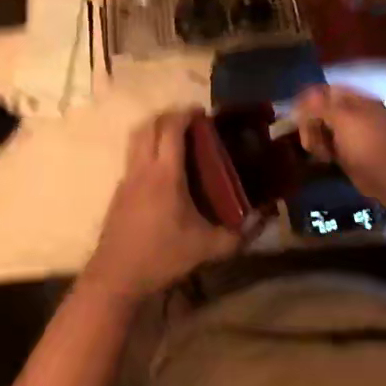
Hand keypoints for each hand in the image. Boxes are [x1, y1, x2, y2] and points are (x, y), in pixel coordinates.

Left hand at [82, 111, 242, 303]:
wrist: (118, 273)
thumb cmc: (164, 256)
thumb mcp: (209, 248)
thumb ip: (241, 232)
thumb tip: (267, 216)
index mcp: (164, 174)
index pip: (171, 129)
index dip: (185, 114)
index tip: (202, 112)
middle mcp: (142, 168)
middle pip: (149, 125)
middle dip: (168, 116)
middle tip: (190, 121)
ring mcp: (126, 177)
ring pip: (136, 138)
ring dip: (154, 128)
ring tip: (176, 136)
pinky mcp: (119, 189)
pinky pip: (132, 156)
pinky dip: (146, 147)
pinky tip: (161, 166)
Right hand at [293, 86, 385, 201]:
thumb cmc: (367, 146)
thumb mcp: (343, 120)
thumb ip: (321, 105)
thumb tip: (305, 95)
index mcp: (359, 101)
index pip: (327, 91)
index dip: (309, 99)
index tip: (296, 114)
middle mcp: (356, 113)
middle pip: (322, 109)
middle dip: (311, 123)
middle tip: (308, 138)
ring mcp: (354, 133)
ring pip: (323, 127)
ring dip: (315, 137)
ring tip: (318, 152)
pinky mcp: (351, 150)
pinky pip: (329, 143)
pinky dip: (323, 149)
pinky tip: (325, 158)